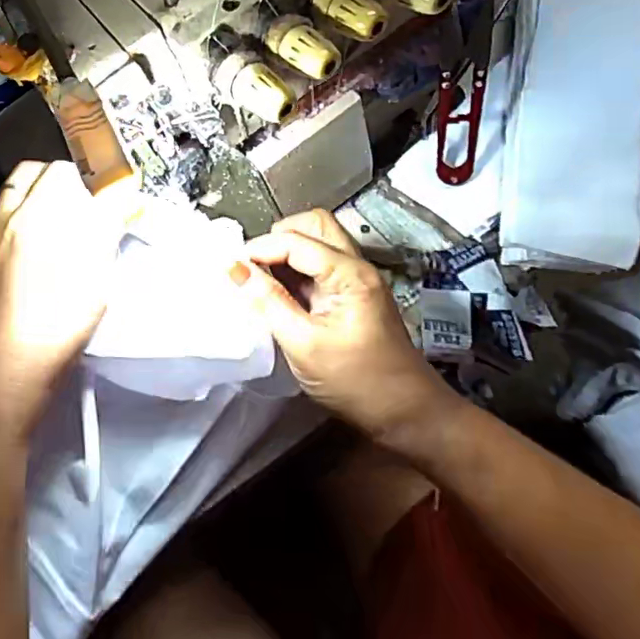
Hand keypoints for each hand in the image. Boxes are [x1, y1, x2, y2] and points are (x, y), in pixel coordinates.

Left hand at [0, 161, 118, 433]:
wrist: (3, 373)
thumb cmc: (56, 325)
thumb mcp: (96, 275)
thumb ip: (106, 229)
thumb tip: (116, 200)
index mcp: (35, 214)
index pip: (66, 171)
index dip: (93, 181)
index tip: (109, 199)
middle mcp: (5, 217)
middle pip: (34, 173)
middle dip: (63, 181)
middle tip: (87, 208)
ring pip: (15, 195)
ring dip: (41, 199)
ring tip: (65, 230)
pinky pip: (4, 220)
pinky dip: (25, 220)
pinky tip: (43, 254)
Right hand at [229, 210, 456, 442]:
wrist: (407, 414)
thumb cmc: (357, 383)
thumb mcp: (303, 344)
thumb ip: (269, 302)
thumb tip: (236, 269)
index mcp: (349, 274)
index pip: (297, 241)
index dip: (260, 248)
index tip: (232, 267)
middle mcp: (356, 266)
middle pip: (315, 225)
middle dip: (279, 236)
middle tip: (252, 264)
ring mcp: (356, 279)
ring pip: (319, 241)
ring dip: (287, 251)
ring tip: (260, 278)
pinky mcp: (352, 294)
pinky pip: (320, 264)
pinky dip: (296, 268)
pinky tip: (277, 291)